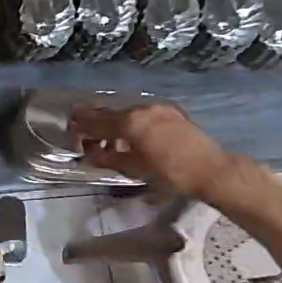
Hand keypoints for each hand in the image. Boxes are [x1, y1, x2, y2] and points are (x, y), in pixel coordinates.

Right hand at [70, 103, 241, 198]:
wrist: (210, 170)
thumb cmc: (169, 173)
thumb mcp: (132, 169)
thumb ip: (107, 158)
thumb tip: (90, 152)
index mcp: (129, 122)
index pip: (94, 120)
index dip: (79, 127)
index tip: (71, 134)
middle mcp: (142, 109)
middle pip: (110, 113)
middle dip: (95, 124)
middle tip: (85, 136)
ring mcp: (159, 109)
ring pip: (127, 114)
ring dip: (115, 126)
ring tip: (111, 143)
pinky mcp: (172, 114)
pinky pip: (143, 116)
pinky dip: (132, 125)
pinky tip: (134, 139)